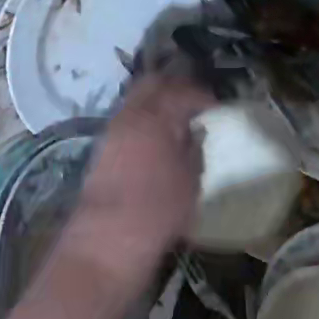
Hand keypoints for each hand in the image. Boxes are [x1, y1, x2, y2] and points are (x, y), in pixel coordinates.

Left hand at [61, 72, 216, 285]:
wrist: (109, 234)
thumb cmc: (159, 208)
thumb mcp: (191, 180)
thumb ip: (194, 148)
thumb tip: (194, 131)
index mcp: (156, 117)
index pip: (181, 90)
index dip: (201, 95)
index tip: (216, 107)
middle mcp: (130, 115)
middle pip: (151, 83)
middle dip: (174, 87)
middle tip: (194, 103)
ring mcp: (112, 128)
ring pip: (135, 99)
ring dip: (156, 103)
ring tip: (176, 121)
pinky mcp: (102, 145)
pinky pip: (126, 118)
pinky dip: (143, 119)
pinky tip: (155, 137)